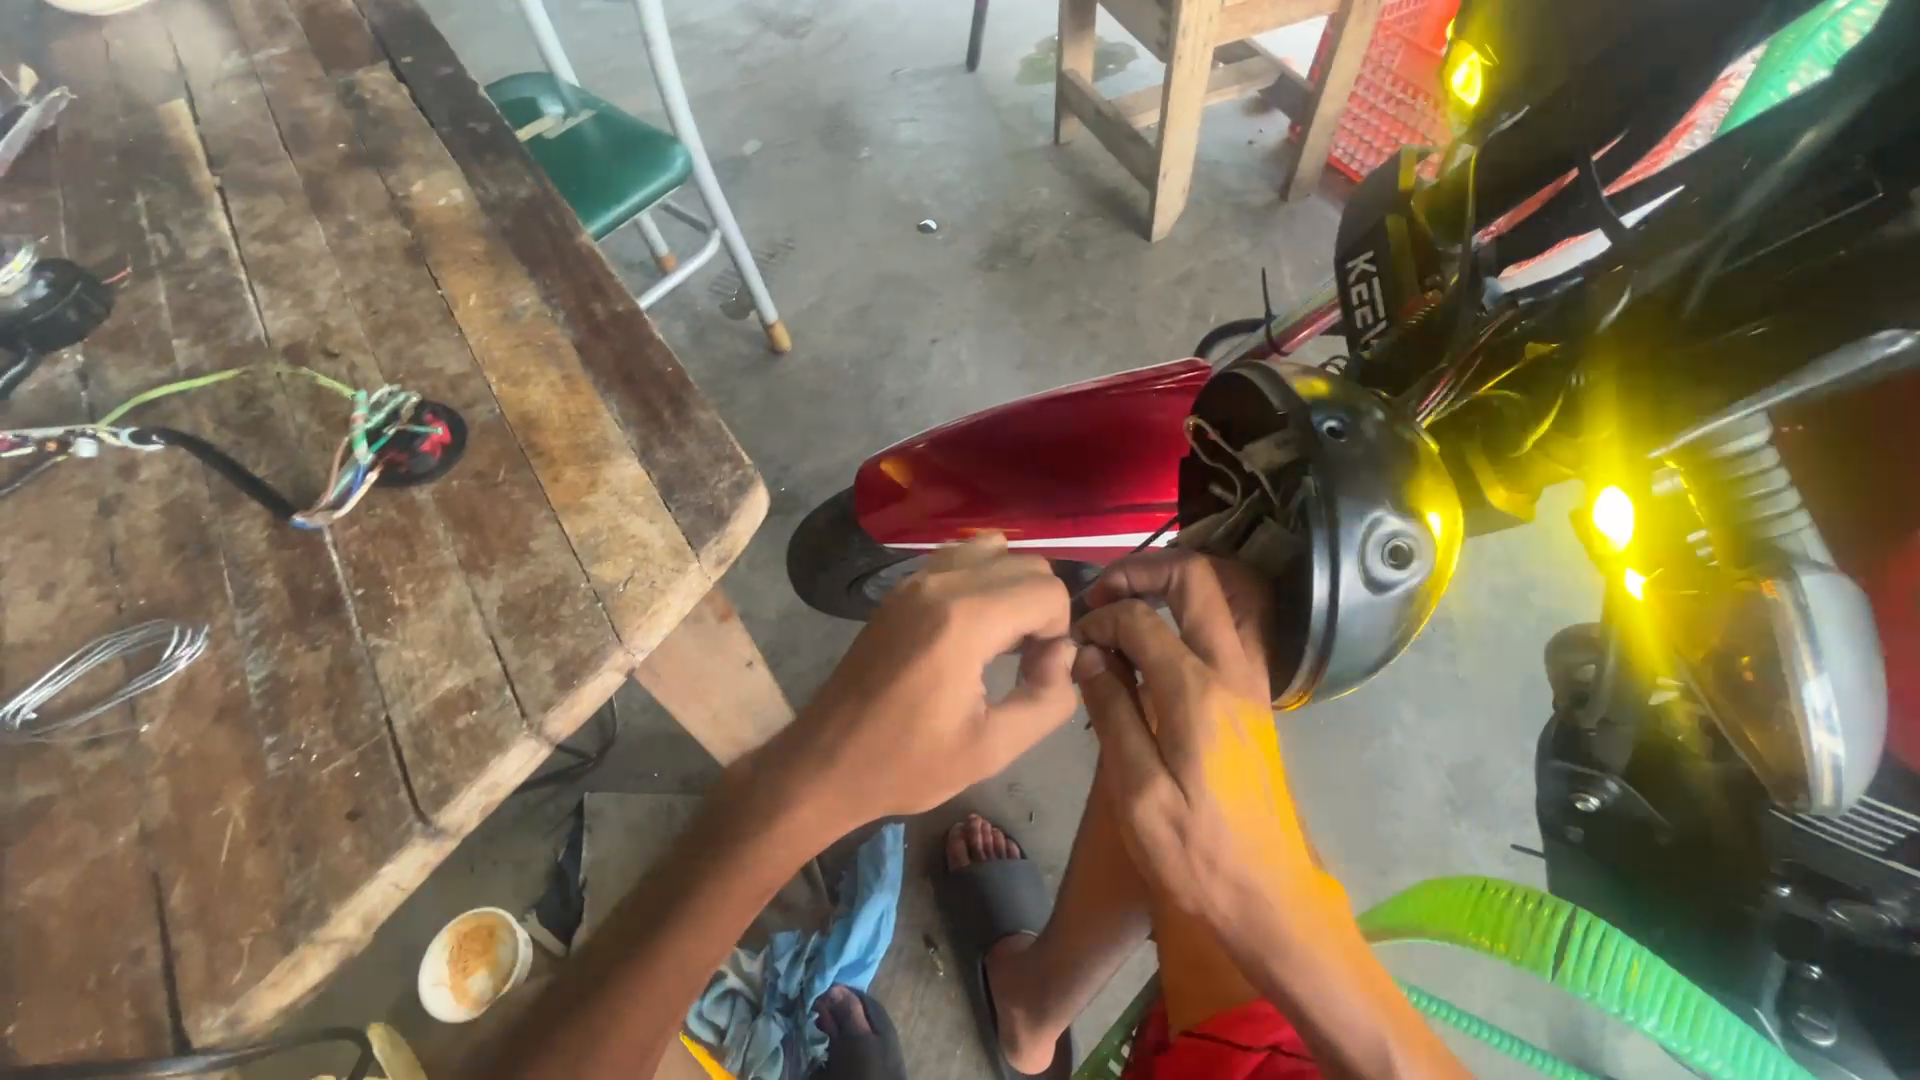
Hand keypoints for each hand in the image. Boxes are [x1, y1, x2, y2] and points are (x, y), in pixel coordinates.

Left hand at [772, 534, 1078, 827]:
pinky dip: (983, 580)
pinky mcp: (900, 587)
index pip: (1049, 592)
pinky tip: (973, 628)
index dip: (1059, 634)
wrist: (826, 761)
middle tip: (1025, 664)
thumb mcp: (992, 749)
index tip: (1037, 676)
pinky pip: (961, 557)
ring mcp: (915, 579)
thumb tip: (1063, 655)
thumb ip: (1049, 700)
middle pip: (1028, 565)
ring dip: (1013, 590)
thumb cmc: (907, 763)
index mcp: (963, 620)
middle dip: (1042, 610)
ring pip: (997, 552)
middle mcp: (940, 582)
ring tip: (1000, 643)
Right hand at [1073, 551, 1341, 939]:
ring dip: (1167, 588)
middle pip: (1197, 578)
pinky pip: (1223, 629)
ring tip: (1122, 610)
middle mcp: (1231, 672)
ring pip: (1218, 597)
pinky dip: (1184, 617)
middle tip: (1101, 591)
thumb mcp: (1135, 791)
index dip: (1098, 617)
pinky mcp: (1254, 700)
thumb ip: (1111, 711)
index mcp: (1196, 693)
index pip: (1139, 618)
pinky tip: (1150, 650)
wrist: (1268, 898)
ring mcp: (1250, 683)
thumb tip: (1088, 653)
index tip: (1074, 642)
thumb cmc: (1193, 853)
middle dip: (1142, 569)